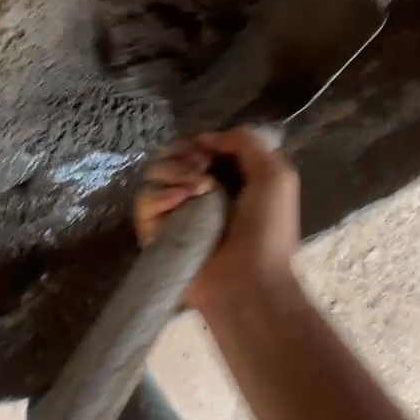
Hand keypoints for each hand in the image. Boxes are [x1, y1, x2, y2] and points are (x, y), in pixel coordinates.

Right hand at [134, 127, 303, 311]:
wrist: (250, 281)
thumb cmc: (268, 229)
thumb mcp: (275, 175)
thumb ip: (245, 142)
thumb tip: (205, 138)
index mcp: (226, 180)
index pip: (198, 148)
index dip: (199, 143)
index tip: (207, 152)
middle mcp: (197, 193)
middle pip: (172, 156)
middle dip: (183, 154)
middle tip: (200, 169)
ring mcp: (175, 213)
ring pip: (154, 174)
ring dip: (173, 172)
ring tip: (195, 190)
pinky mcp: (156, 232)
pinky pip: (144, 201)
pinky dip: (159, 196)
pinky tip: (178, 202)